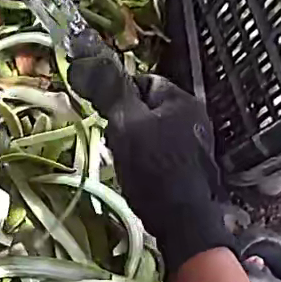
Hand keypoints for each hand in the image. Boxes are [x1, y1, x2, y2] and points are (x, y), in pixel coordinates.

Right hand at [99, 74, 233, 270]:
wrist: (183, 220)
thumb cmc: (154, 168)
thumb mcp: (126, 124)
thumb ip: (110, 91)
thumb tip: (84, 61)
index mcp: (181, 100)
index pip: (142, 81)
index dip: (118, 95)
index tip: (104, 115)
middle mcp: (194, 117)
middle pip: (146, 107)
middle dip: (125, 121)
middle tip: (112, 140)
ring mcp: (195, 143)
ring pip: (152, 131)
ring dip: (134, 142)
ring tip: (123, 160)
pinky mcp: (192, 167)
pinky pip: (161, 152)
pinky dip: (146, 160)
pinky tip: (138, 175)